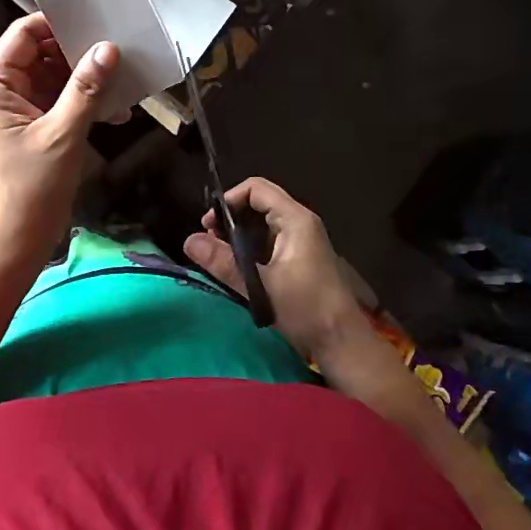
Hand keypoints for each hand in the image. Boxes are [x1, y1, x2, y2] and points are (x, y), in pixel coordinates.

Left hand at [0, 13, 116, 265]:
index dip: (56, 24)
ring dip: (86, 82)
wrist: (11, 244)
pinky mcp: (32, 133)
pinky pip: (59, 106)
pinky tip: (115, 112)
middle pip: (40, 56)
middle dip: (78, 54)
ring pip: (54, 81)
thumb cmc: (29, 189)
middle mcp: (1, 95)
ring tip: (123, 81)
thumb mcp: (62, 134)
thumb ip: (86, 88)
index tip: (94, 21)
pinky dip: (83, 105)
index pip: (22, 35)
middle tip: (117, 50)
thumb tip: (108, 49)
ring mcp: (16, 115)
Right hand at [183, 177, 379, 364]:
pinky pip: (270, 240)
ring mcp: (302, 240)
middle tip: (210, 240)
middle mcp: (301, 223)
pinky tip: (237, 266)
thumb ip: (223, 261)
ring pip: (263, 223)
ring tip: (219, 254)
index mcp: (295, 219)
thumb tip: (188, 240)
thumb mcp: (259, 285)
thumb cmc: (305, 308)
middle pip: (259, 203)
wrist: (342, 341)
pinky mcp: (300, 258)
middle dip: (231, 217)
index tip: (209, 224)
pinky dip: (251, 246)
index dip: (229, 199)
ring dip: (239, 234)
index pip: (256, 188)